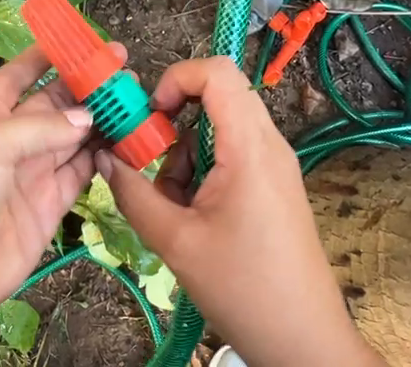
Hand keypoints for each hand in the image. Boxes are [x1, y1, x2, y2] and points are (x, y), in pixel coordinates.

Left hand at [0, 45, 97, 316]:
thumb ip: (42, 127)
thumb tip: (86, 116)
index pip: (18, 74)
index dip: (46, 56)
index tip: (79, 40)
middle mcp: (10, 137)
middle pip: (53, 103)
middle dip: (85, 86)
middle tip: (123, 69)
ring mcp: (30, 172)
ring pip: (72, 137)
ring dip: (99, 119)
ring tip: (133, 100)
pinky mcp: (47, 206)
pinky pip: (79, 174)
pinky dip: (100, 158)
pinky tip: (123, 142)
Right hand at [99, 58, 379, 366]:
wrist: (306, 343)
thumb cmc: (244, 290)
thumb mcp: (176, 243)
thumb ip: (134, 194)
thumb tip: (104, 159)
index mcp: (249, 147)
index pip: (217, 72)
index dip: (177, 77)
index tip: (152, 113)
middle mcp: (269, 144)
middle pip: (220, 91)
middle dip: (178, 111)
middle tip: (153, 149)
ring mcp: (276, 163)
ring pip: (224, 121)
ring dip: (189, 145)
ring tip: (174, 195)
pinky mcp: (276, 183)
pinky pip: (235, 148)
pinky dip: (207, 164)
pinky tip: (194, 210)